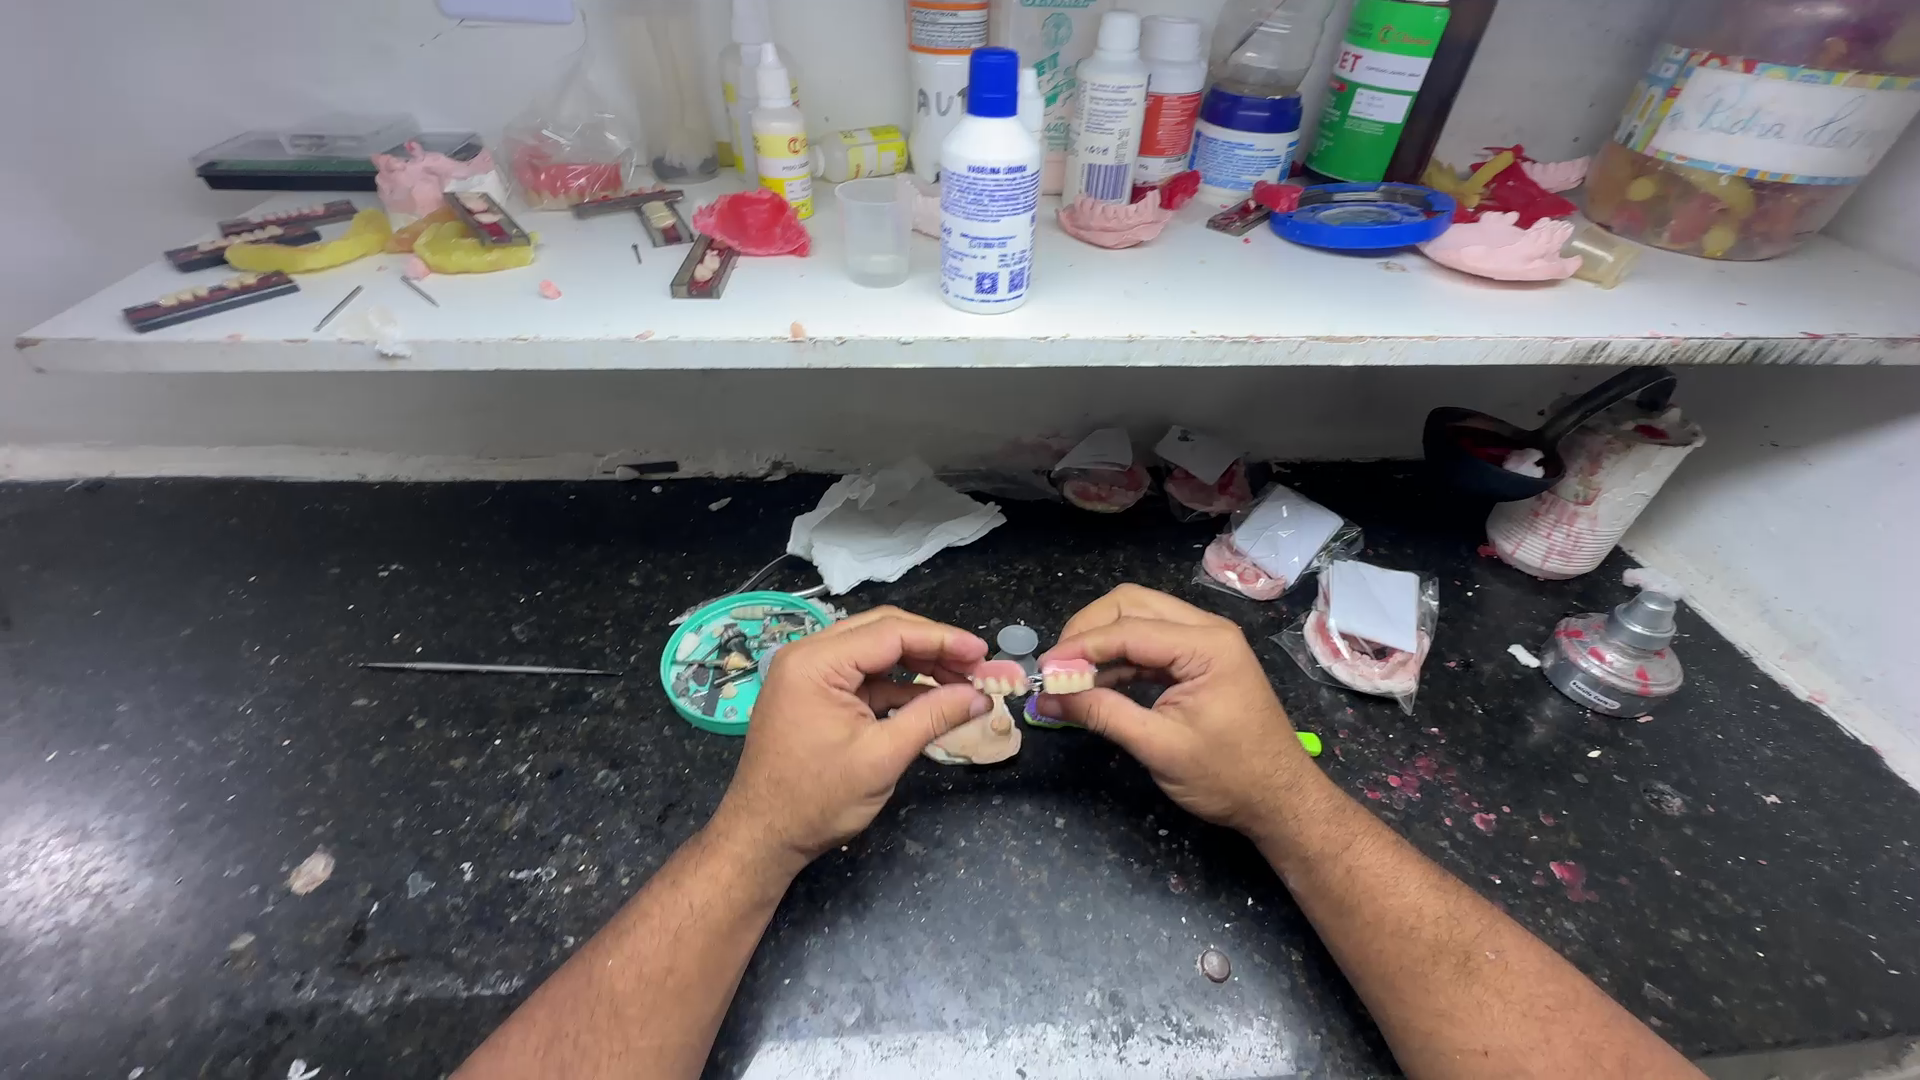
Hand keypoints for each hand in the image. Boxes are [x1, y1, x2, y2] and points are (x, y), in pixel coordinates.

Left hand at [711, 606, 992, 872]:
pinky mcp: (818, 695)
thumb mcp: (883, 756)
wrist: (762, 839)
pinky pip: (866, 676)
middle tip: (976, 664)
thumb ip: (934, 717)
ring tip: (961, 681)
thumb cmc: (816, 800)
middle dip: (933, 646)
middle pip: (883, 631)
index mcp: (816, 662)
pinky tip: (933, 697)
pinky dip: (900, 684)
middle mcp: (809, 655)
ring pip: (877, 651)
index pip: (890, 632)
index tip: (982, 652)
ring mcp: (811, 674)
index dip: (942, 639)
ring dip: (919, 663)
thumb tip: (980, 697)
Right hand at [1035, 585, 1328, 837]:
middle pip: (1130, 604)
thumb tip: (1048, 697)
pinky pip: (1149, 641)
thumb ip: (1102, 714)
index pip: (1127, 629)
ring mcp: (1205, 641)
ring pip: (1137, 617)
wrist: (1282, 802)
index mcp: (1206, 645)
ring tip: (1072, 676)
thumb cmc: (1229, 778)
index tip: (1044, 671)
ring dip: (1101, 642)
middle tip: (1058, 668)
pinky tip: (1098, 682)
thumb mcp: (1159, 747)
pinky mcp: (1199, 659)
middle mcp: (1207, 629)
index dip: (1079, 647)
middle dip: (1087, 631)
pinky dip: (1119, 656)